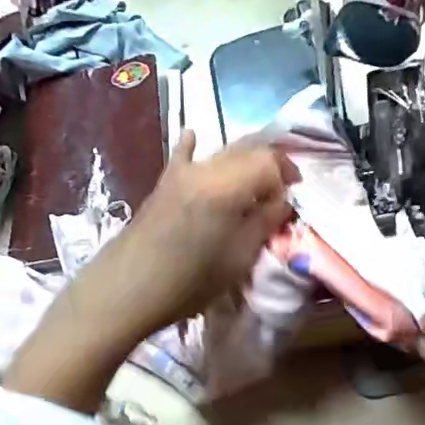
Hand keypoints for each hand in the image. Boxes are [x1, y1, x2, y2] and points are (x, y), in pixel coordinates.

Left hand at [78, 131, 298, 341]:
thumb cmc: (190, 281)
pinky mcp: (163, 184)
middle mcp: (205, 169)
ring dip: (243, 163)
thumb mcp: (239, 258)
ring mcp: (180, 173)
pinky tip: (193, 135)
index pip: (269, 161)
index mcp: (227, 185)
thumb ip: (264, 223)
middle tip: (282, 191)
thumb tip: (283, 201)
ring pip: (220, 153)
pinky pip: (183, 156)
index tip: (296, 195)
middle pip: (247, 151)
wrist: (127, 289)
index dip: (288, 173)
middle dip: (270, 166)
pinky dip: (193, 146)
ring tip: (254, 185)